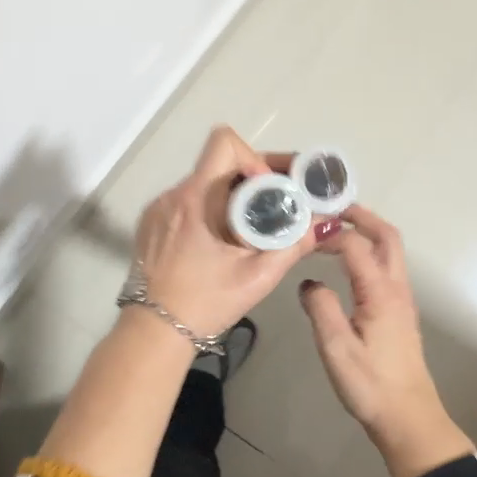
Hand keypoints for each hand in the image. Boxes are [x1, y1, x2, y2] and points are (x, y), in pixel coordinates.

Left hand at [136, 125, 319, 335]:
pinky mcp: (151, 226)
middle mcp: (172, 195)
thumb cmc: (205, 303)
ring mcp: (158, 210)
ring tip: (254, 227)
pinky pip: (188, 203)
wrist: (153, 333)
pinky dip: (211, 212)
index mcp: (194, 199)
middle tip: (280, 202)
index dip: (255, 158)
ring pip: (203, 185)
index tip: (270, 189)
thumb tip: (324, 223)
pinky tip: (223, 242)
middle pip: (217, 164)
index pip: (224, 143)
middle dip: (253, 180)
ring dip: (232, 197)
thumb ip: (293, 244)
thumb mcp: (256, 277)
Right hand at [297, 205, 473, 476]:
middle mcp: (397, 289)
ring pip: (389, 251)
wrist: (408, 417)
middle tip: (328, 209)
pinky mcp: (399, 314)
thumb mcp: (335, 348)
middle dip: (360, 216)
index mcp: (381, 293)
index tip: (302, 230)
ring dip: (366, 233)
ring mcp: (402, 301)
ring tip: (332, 231)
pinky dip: (367, 253)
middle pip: (386, 237)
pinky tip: (344, 266)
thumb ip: (320, 308)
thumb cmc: (370, 386)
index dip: (329, 232)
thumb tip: (308, 282)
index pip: (355, 245)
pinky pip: (386, 269)